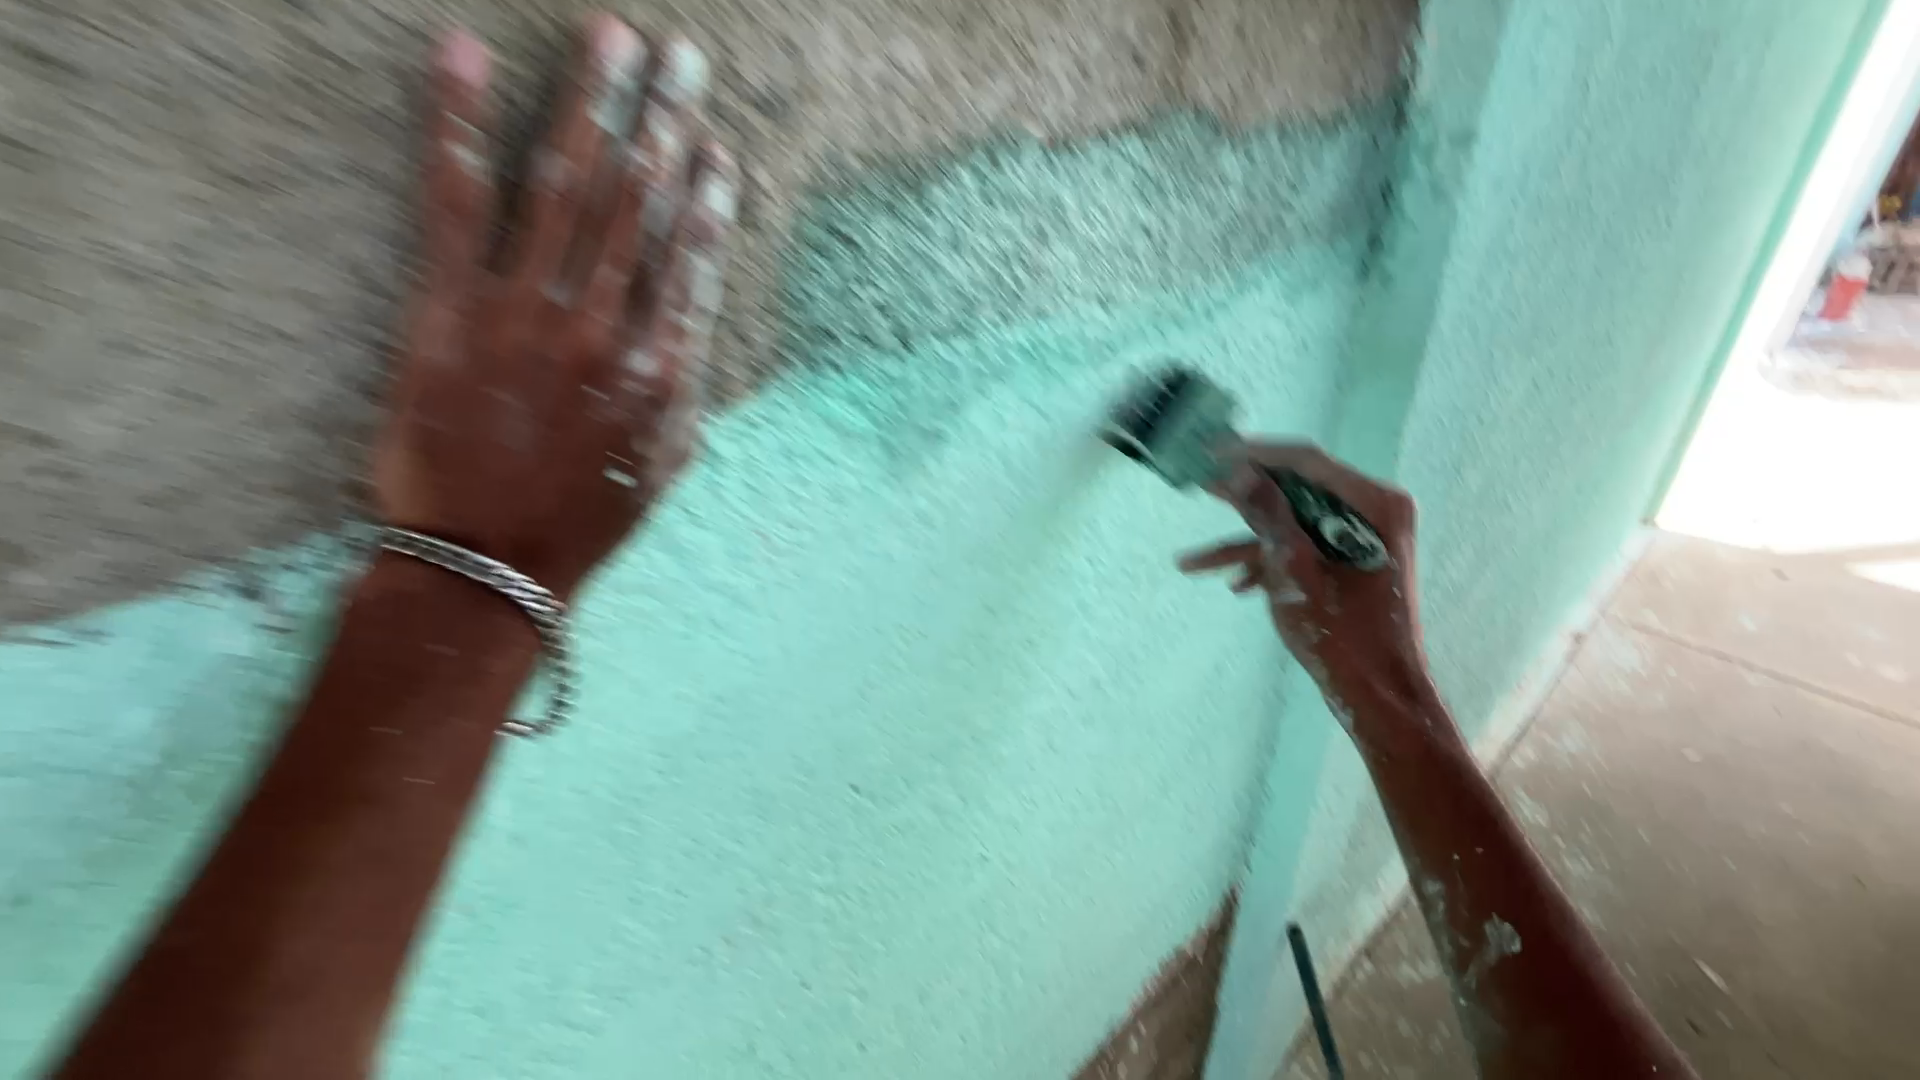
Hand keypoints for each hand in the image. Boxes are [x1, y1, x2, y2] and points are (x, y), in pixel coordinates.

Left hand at [374, 16, 735, 599]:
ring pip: (566, 187)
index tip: (713, 144)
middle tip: (681, 55)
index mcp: (662, 370)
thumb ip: (689, 392)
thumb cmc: (587, 518)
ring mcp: (526, 316)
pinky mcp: (447, 315)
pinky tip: (462, 56)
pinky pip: (454, 206)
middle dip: (663, 120)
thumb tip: (697, 328)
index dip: (706, 194)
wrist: (489, 562)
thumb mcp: (667, 466)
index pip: (692, 259)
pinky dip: (456, 126)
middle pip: (639, 204)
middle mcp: (604, 328)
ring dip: (591, 104)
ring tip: (613, 39)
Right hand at [1179, 442, 1429, 719]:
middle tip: (1195, 487)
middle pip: (1293, 489)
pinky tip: (1234, 585)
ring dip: (1244, 544)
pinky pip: (1301, 546)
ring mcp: (1360, 537)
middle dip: (1241, 497)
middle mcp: (1371, 511)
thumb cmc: (1342, 635)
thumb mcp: (1293, 570)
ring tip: (1192, 563)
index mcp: (1373, 504)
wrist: (1378, 695)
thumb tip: (1234, 468)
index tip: (1207, 451)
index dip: (1251, 455)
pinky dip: (1269, 562)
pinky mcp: (1349, 560)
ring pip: (1290, 523)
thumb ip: (1265, 514)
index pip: (1303, 461)